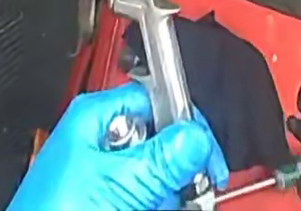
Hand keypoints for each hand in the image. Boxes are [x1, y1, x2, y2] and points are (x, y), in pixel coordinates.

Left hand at [8, 83, 228, 210]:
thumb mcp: (115, 184)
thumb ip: (160, 158)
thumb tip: (196, 136)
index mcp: (94, 116)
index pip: (157, 99)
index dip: (185, 125)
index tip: (206, 155)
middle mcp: (98, 140)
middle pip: (159, 140)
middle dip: (175, 169)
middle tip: (182, 191)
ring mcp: (98, 175)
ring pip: (154, 173)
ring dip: (166, 193)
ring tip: (159, 205)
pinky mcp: (102, 200)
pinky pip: (143, 194)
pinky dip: (155, 203)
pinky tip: (153, 208)